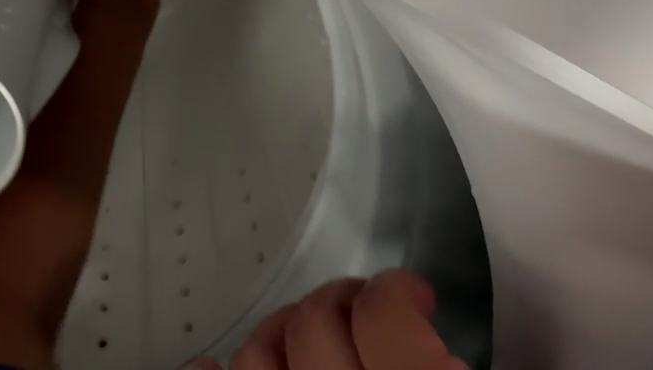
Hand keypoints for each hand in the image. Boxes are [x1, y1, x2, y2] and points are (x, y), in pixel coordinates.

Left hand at [192, 271, 464, 369]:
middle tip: (365, 311)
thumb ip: (445, 367)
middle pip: (315, 320)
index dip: (397, 291)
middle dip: (339, 302)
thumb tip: (445, 349)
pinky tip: (208, 366)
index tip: (414, 294)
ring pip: (258, 352)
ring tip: (304, 338)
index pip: (383, 314)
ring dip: (279, 333)